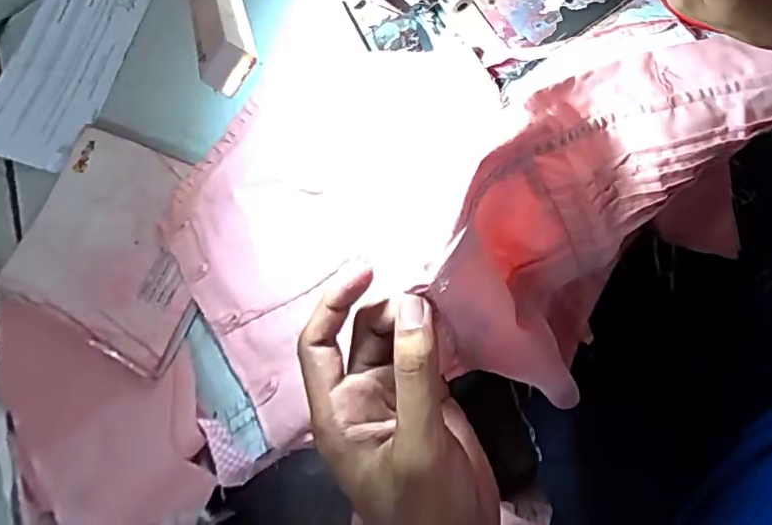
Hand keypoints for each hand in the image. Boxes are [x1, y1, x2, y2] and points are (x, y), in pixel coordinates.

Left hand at [297, 265, 498, 524]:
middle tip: (425, 288)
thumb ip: (415, 373)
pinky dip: (437, 326)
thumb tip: (413, 303)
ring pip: (397, 333)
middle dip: (389, 304)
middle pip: (363, 330)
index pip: (318, 344)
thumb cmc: (423, 506)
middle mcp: (362, 394)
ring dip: (415, 312)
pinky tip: (453, 315)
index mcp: (339, 410)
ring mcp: (397, 391)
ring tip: (442, 295)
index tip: (367, 270)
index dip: (334, 303)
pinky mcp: (429, 392)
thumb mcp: (416, 442)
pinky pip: (427, 345)